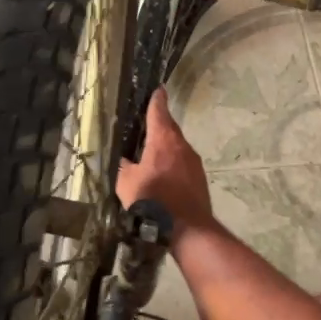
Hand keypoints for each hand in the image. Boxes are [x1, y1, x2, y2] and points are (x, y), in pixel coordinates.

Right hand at [116, 89, 215, 244]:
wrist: (189, 231)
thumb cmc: (153, 202)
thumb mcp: (126, 183)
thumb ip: (122, 166)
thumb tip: (121, 158)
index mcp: (163, 140)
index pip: (159, 111)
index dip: (156, 99)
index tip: (157, 89)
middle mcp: (182, 146)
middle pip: (170, 128)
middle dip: (159, 123)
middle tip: (146, 121)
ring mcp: (194, 163)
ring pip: (177, 146)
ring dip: (166, 145)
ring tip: (151, 151)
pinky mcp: (199, 179)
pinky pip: (183, 163)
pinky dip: (173, 162)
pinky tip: (164, 174)